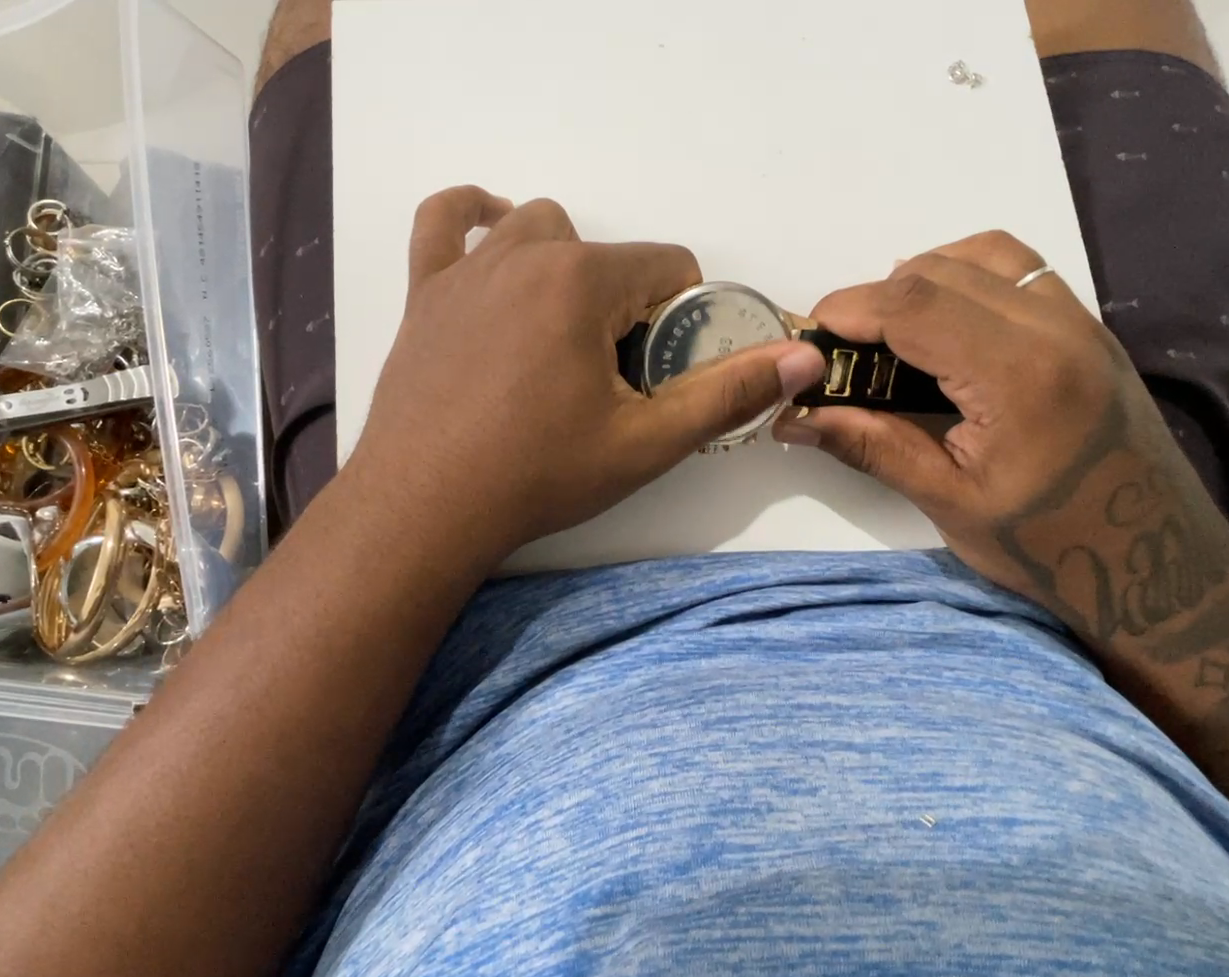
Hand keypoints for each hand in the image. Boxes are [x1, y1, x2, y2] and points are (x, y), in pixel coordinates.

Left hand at [348, 186, 826, 561]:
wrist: (427, 506)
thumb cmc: (539, 476)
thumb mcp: (646, 443)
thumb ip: (727, 394)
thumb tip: (804, 359)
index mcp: (585, 281)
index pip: (668, 267)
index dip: (681, 318)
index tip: (660, 371)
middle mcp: (526, 254)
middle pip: (605, 252)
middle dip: (622, 301)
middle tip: (607, 373)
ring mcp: (467, 268)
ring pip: (534, 228)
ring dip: (564, 265)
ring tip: (561, 330)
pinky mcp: (423, 292)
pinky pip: (442, 222)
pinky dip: (470, 217)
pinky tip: (488, 233)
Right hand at [774, 231, 1228, 645]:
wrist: (1153, 559)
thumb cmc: (1045, 542)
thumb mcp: (947, 501)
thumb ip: (870, 446)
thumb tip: (791, 418)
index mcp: (1016, 373)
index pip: (914, 305)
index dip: (849, 309)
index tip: (806, 335)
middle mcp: (1054, 327)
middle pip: (942, 270)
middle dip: (874, 297)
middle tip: (838, 347)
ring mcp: (1079, 321)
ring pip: (985, 255)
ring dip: (921, 279)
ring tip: (886, 333)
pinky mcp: (1088, 329)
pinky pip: (1018, 271)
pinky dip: (966, 279)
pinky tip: (942, 327)